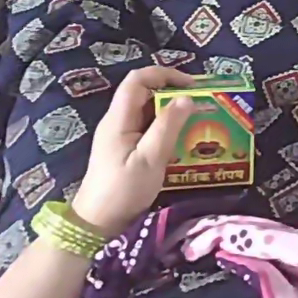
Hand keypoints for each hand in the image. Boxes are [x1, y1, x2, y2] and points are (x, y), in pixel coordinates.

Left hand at [70, 64, 196, 236]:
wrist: (97, 222)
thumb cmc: (123, 190)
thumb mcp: (150, 159)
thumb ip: (168, 127)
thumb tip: (187, 98)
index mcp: (119, 118)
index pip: (138, 79)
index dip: (165, 74)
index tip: (192, 85)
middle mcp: (117, 120)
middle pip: (144, 93)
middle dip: (172, 92)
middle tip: (200, 104)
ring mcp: (119, 134)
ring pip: (146, 111)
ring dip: (171, 111)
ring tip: (196, 121)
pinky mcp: (124, 148)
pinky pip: (146, 127)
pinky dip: (164, 128)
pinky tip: (181, 140)